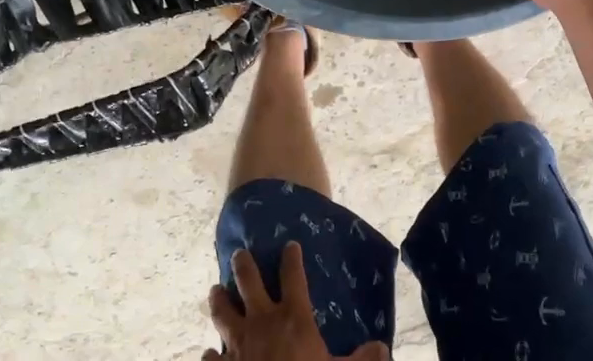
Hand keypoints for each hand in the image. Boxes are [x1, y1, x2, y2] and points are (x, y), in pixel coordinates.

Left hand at [203, 243, 387, 360]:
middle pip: (247, 283)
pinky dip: (211, 354)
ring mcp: (238, 344)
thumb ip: (363, 360)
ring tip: (215, 290)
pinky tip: (210, 353)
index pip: (293, 277)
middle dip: (243, 265)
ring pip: (222, 312)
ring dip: (218, 299)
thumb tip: (383, 349)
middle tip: (240, 253)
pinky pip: (213, 357)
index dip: (291, 258)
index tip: (290, 244)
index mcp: (293, 318)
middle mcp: (262, 322)